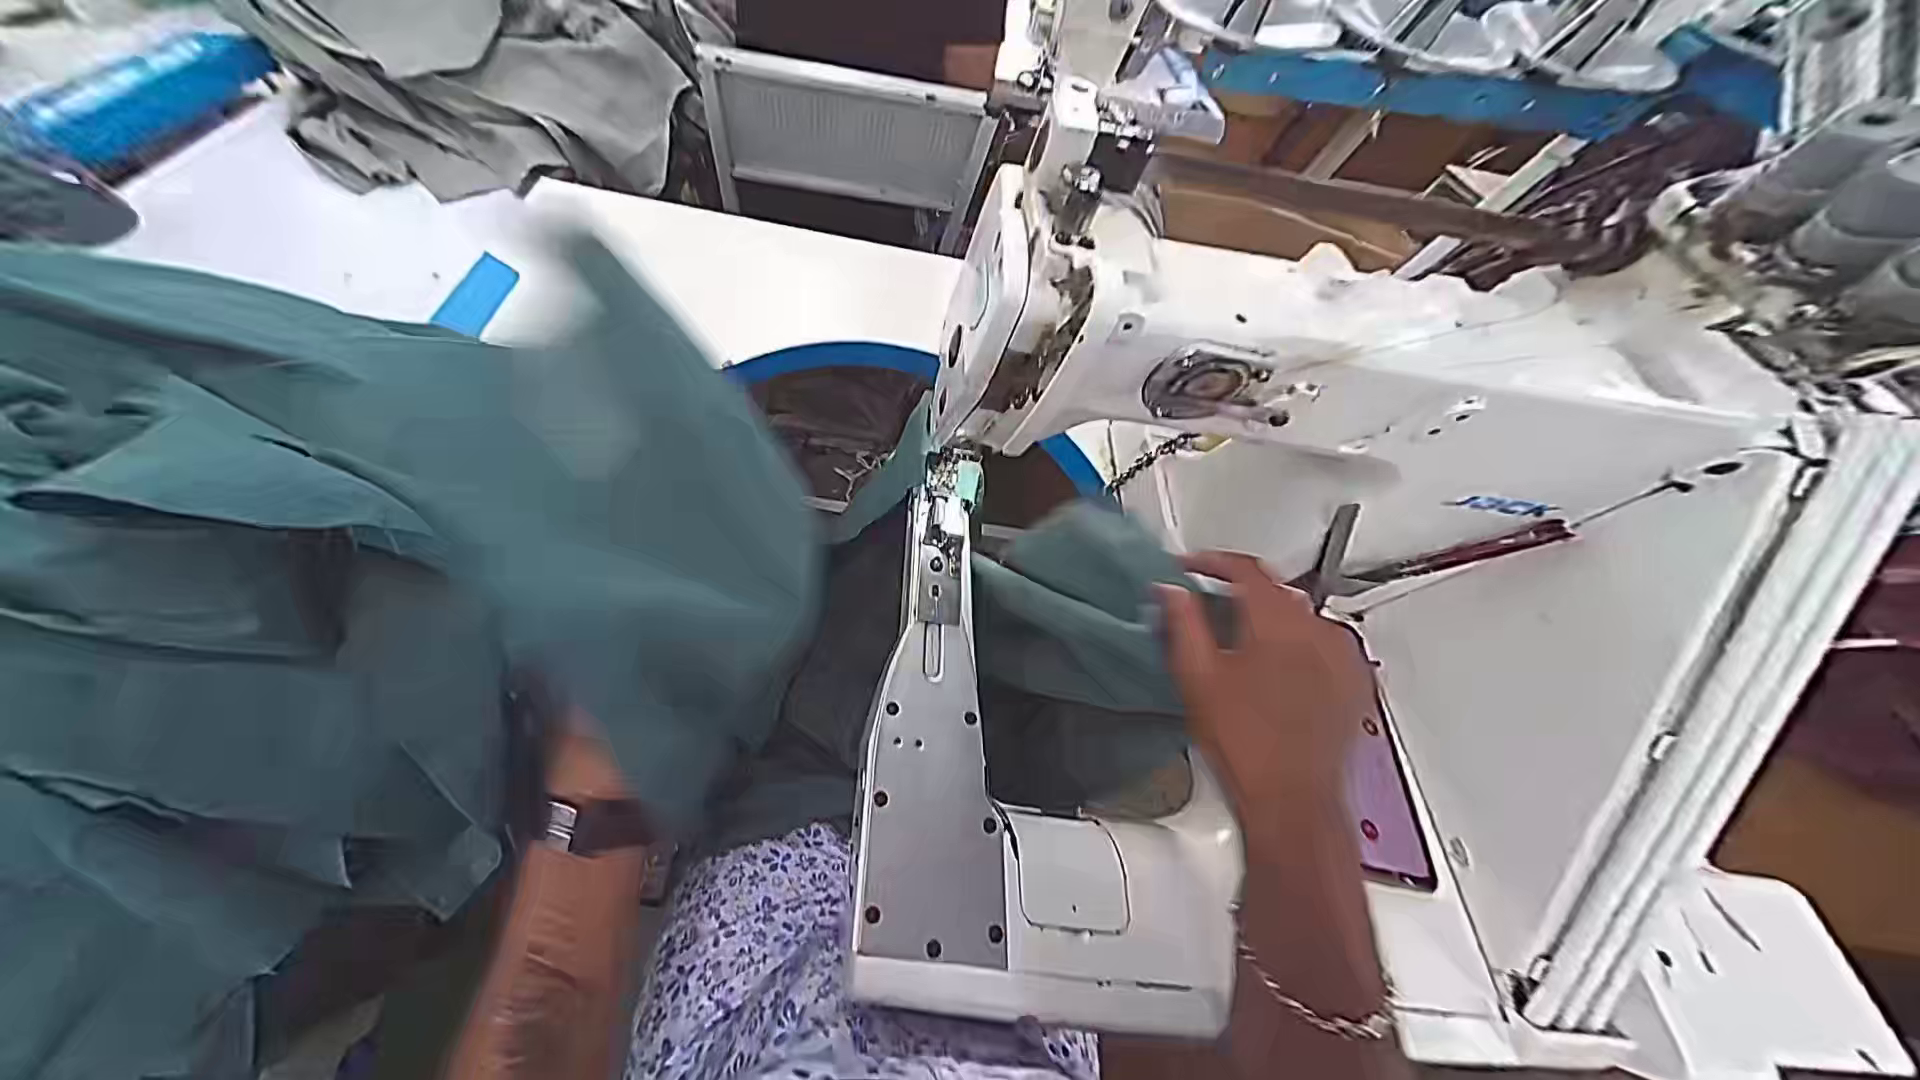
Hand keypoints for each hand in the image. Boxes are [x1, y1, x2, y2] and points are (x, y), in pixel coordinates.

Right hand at [1155, 552, 1374, 824]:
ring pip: (1298, 615)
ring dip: (1265, 616)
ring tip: (1236, 637)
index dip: (1212, 562)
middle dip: (1237, 590)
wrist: (1292, 800)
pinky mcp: (1353, 682)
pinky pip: (1320, 642)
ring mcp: (1343, 658)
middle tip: (1206, 603)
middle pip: (1274, 589)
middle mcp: (1319, 632)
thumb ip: (1181, 623)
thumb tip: (1170, 590)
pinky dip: (1293, 640)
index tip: (1191, 567)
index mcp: (1279, 624)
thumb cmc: (1246, 744)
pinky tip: (1270, 665)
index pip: (1246, 569)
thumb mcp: (1197, 676)